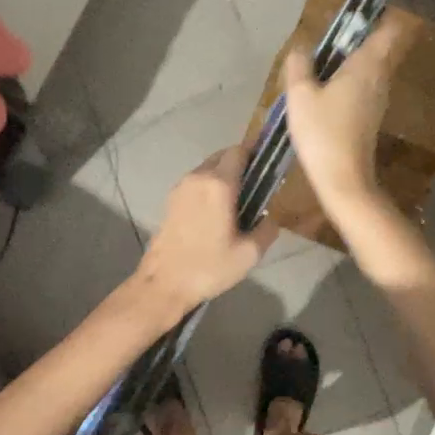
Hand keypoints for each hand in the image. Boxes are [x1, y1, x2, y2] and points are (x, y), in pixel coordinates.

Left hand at [134, 145, 278, 310]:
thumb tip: (271, 218)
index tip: (267, 168)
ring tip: (237, 203)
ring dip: (223, 177)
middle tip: (256, 189)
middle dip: (240, 166)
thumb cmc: (208, 267)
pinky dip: (208, 188)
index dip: (255, 155)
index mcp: (218, 184)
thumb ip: (267, 230)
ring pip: (207, 169)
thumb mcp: (249, 254)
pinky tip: (216, 212)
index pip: (239, 151)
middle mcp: (197, 178)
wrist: (164, 283)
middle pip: (222, 157)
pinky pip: (196, 183)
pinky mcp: (170, 200)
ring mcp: (180, 187)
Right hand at [282, 12, 417, 210]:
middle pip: (379, 48)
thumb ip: (299, 66)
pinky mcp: (371, 118)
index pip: (389, 29)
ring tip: (320, 66)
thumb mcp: (300, 96)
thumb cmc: (322, 133)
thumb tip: (301, 47)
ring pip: (370, 69)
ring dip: (350, 62)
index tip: (360, 11)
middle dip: (358, 38)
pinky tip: (324, 93)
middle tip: (328, 40)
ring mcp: (378, 100)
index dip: (380, 15)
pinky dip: (348, 82)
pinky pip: (363, 88)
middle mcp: (379, 78)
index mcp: (367, 66)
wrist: (344, 179)